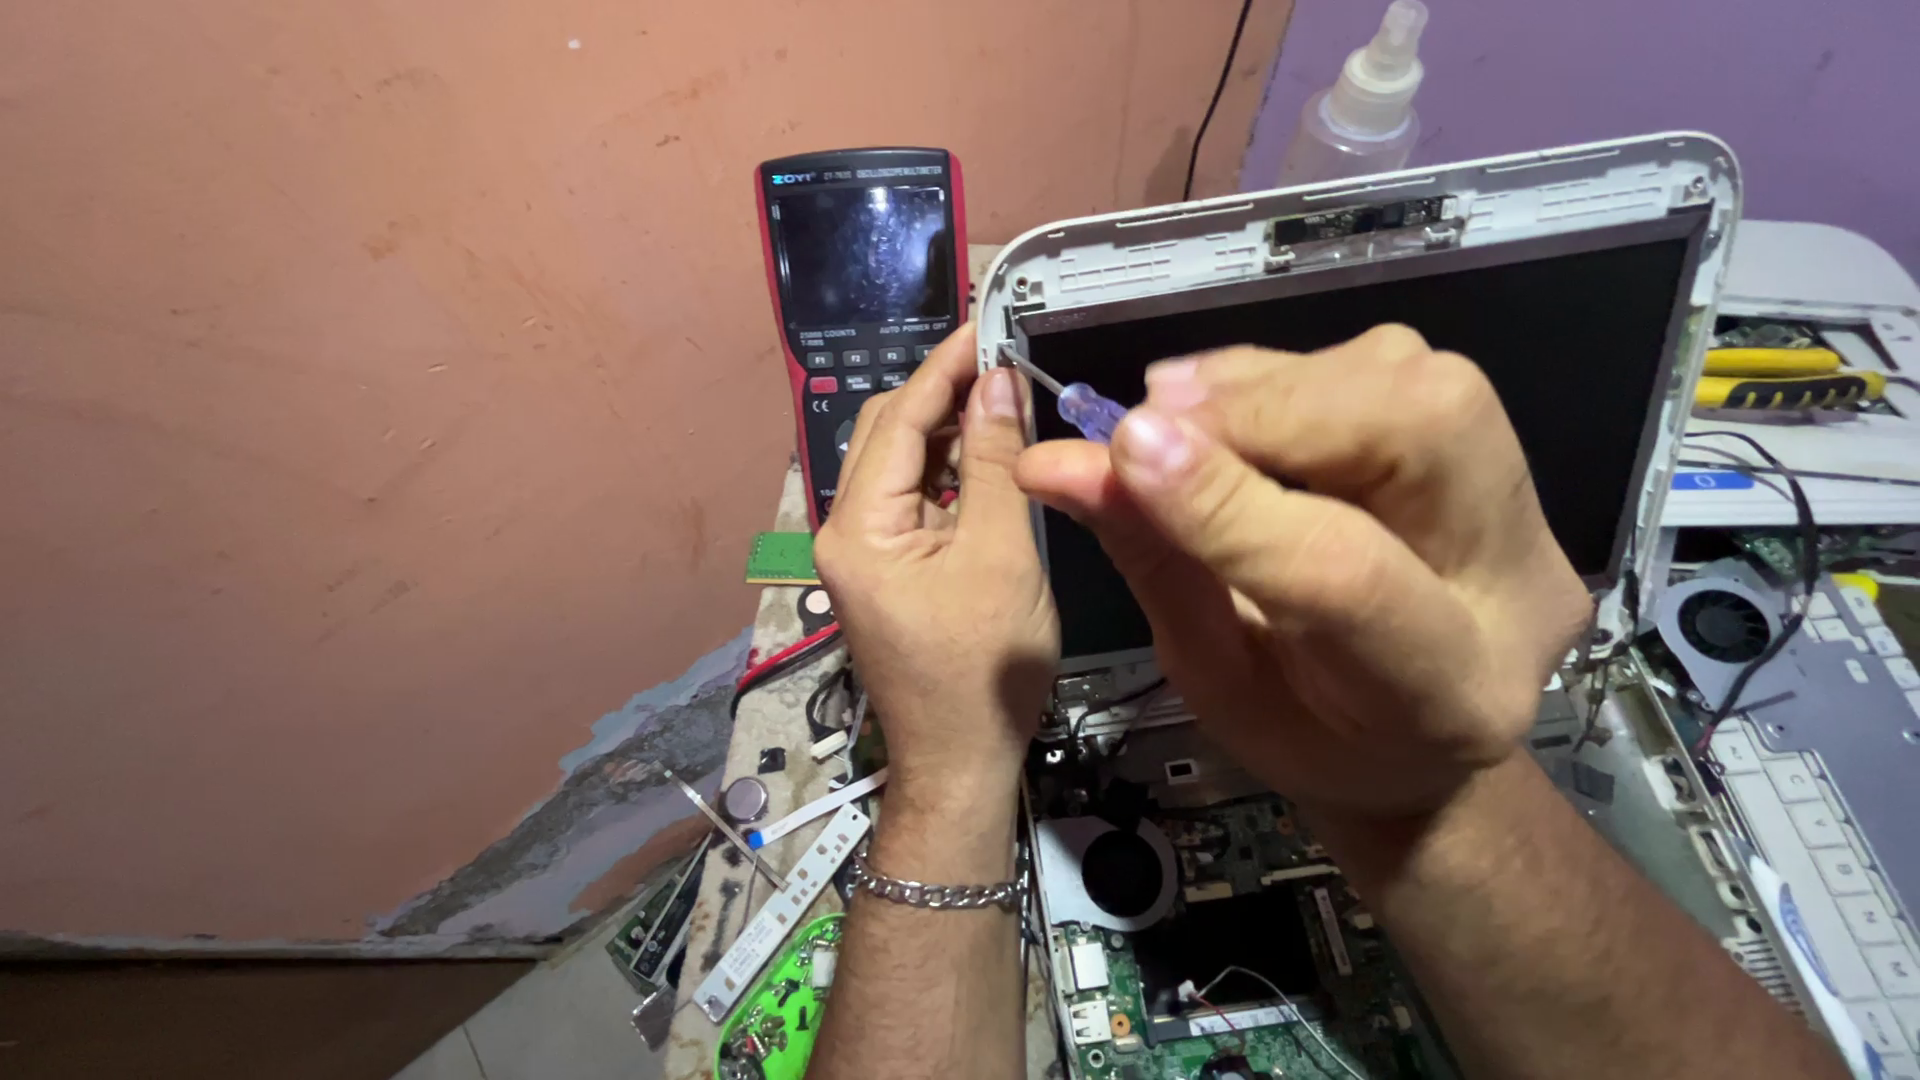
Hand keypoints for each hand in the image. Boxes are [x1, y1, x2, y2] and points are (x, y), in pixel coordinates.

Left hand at [814, 324, 1060, 797]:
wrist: (961, 760)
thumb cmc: (984, 669)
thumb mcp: (1001, 557)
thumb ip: (997, 464)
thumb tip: (999, 381)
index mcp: (859, 526)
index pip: (900, 419)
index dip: (944, 367)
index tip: (987, 321)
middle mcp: (845, 529)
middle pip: (888, 434)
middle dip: (942, 392)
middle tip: (1002, 357)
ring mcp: (862, 550)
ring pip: (902, 464)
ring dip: (948, 429)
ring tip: (1002, 396)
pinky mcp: (885, 566)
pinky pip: (914, 499)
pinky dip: (949, 472)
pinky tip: (986, 453)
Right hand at [1014, 326, 1590, 819]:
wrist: (1412, 742)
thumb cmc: (1304, 734)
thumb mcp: (1208, 675)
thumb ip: (1151, 561)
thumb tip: (1060, 465)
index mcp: (1438, 690)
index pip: (1342, 572)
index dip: (1225, 502)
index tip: (1122, 447)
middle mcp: (1512, 582)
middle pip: (1422, 428)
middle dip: (1266, 406)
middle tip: (1147, 422)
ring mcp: (1519, 506)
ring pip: (1410, 378)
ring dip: (1263, 383)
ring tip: (1166, 414)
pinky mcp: (1493, 450)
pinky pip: (1389, 367)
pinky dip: (1278, 373)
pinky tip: (1214, 404)